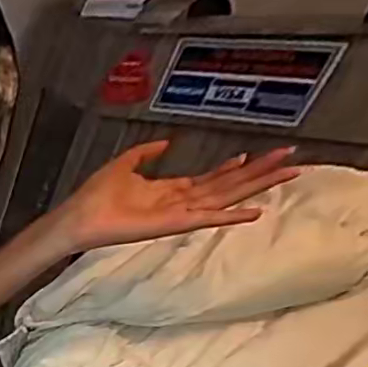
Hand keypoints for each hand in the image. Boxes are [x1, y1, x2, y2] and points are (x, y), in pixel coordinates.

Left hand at [48, 141, 300, 252]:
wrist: (76, 220)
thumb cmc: (93, 196)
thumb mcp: (122, 165)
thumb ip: (144, 153)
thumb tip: (166, 141)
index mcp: (163, 190)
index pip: (205, 179)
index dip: (229, 168)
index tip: (251, 154)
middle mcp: (175, 202)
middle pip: (224, 186)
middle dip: (257, 172)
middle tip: (291, 159)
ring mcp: (176, 214)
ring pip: (225, 197)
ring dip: (257, 185)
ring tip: (290, 172)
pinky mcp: (173, 224)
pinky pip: (206, 219)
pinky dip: (230, 216)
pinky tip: (256, 212)